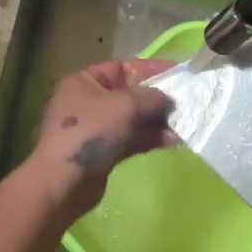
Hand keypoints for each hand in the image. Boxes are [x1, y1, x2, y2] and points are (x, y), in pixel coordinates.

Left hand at [25, 59, 176, 219]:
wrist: (64, 183)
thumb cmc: (90, 132)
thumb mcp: (124, 105)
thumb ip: (150, 97)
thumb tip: (166, 99)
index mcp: (85, 81)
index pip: (123, 68)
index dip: (151, 69)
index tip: (178, 71)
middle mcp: (89, 101)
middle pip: (130, 94)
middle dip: (158, 99)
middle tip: (187, 102)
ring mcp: (96, 128)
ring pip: (133, 119)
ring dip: (158, 121)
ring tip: (185, 124)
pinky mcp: (104, 151)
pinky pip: (132, 139)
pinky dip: (151, 138)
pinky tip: (175, 141)